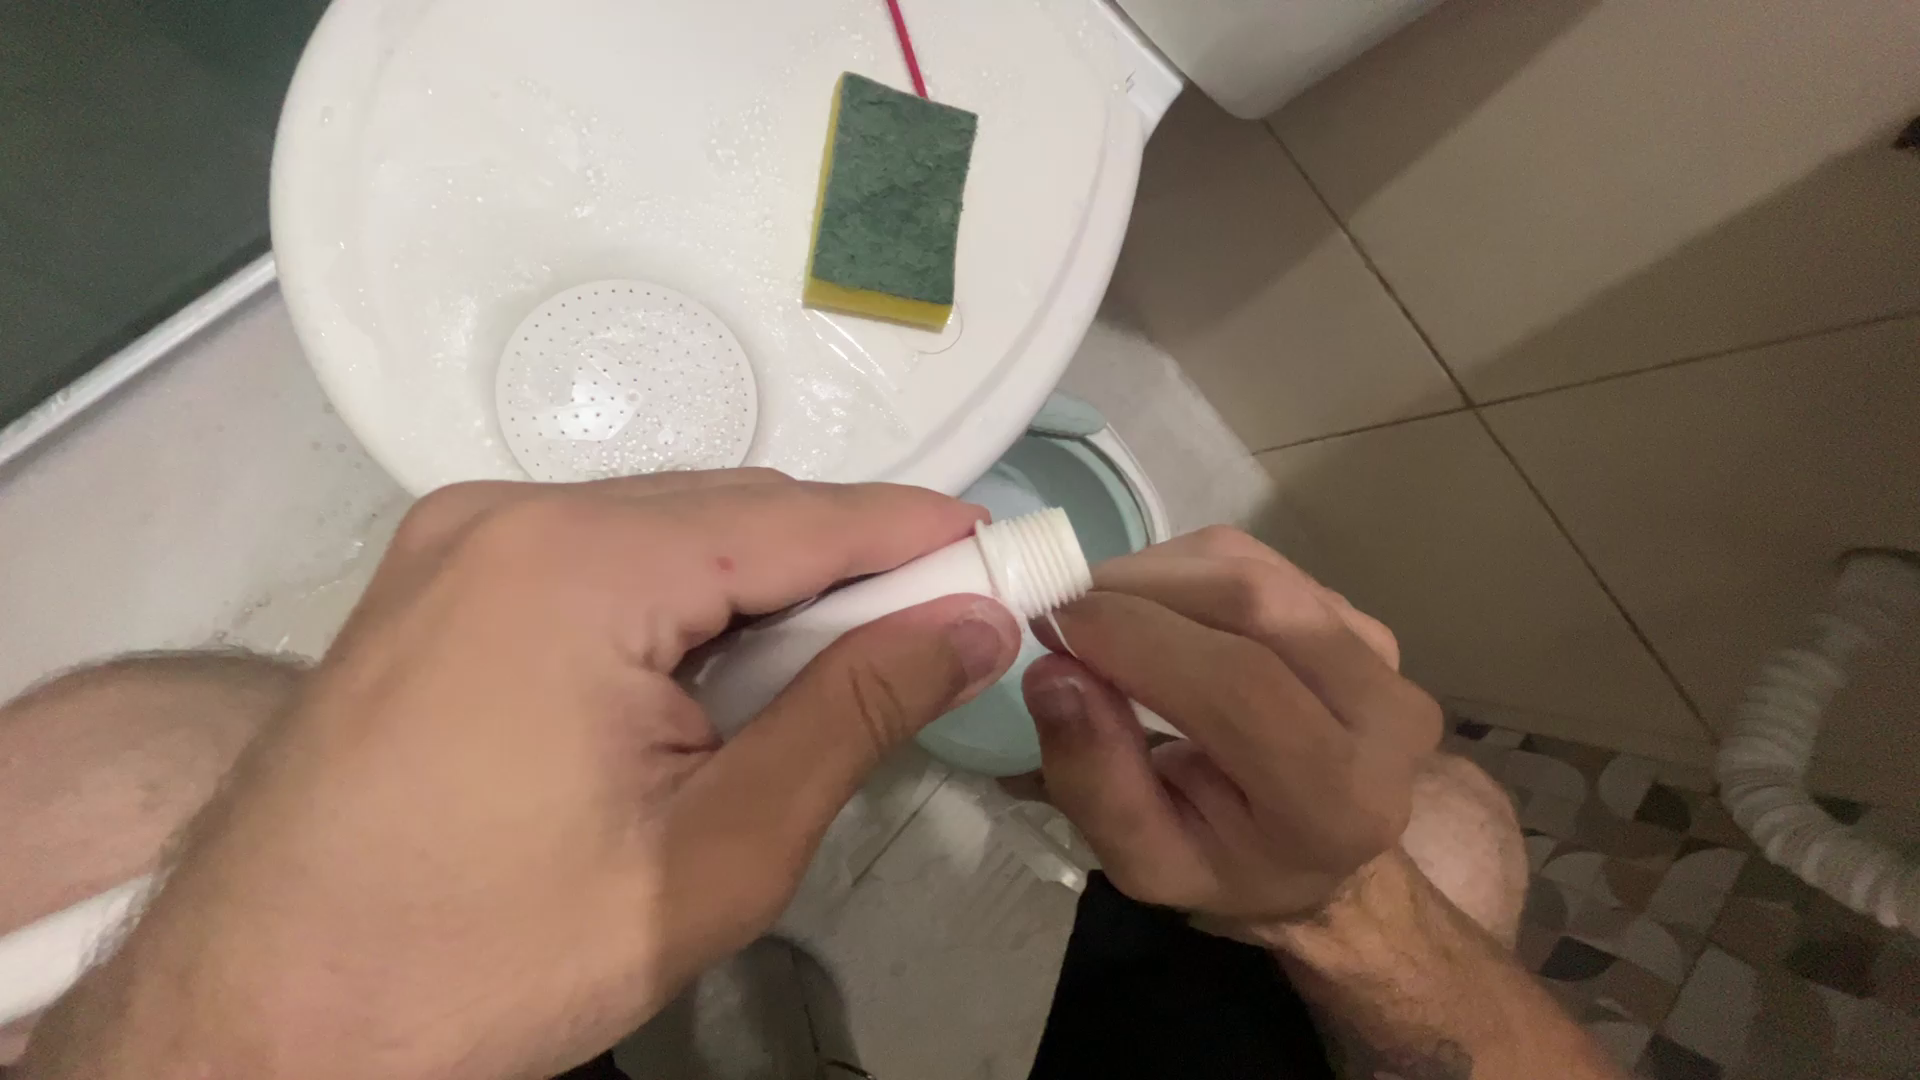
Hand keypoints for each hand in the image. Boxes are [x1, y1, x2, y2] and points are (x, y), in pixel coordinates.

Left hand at [23, 471, 1018, 1079]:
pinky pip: (628, 550)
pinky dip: (705, 593)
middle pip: (745, 510)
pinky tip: (729, 665)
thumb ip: (857, 713)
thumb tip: (974, 629)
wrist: (247, 1036)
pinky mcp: (458, 570)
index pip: (802, 520)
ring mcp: (475, 533)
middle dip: (853, 563)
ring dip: (780, 582)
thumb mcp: (721, 850)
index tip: (1004, 549)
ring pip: (689, 525)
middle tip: (936, 623)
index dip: (918, 530)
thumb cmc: (491, 962)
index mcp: (580, 566)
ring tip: (835, 662)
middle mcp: (520, 512)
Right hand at [1022, 527, 1439, 942]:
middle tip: (1061, 613)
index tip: (1050, 624)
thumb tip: (1053, 673)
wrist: (1313, 847)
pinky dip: (1175, 568)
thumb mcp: (1143, 861)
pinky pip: (1247, 558)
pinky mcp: (1349, 610)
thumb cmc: (1226, 860)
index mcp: (1340, 799)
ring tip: (1099, 616)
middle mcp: (1386, 711)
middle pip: (1249, 601)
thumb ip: (1094, 780)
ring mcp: (1377, 648)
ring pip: (1244, 567)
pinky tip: (1148, 609)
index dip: (1135, 637)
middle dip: (1133, 590)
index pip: (1238, 685)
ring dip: (1148, 575)